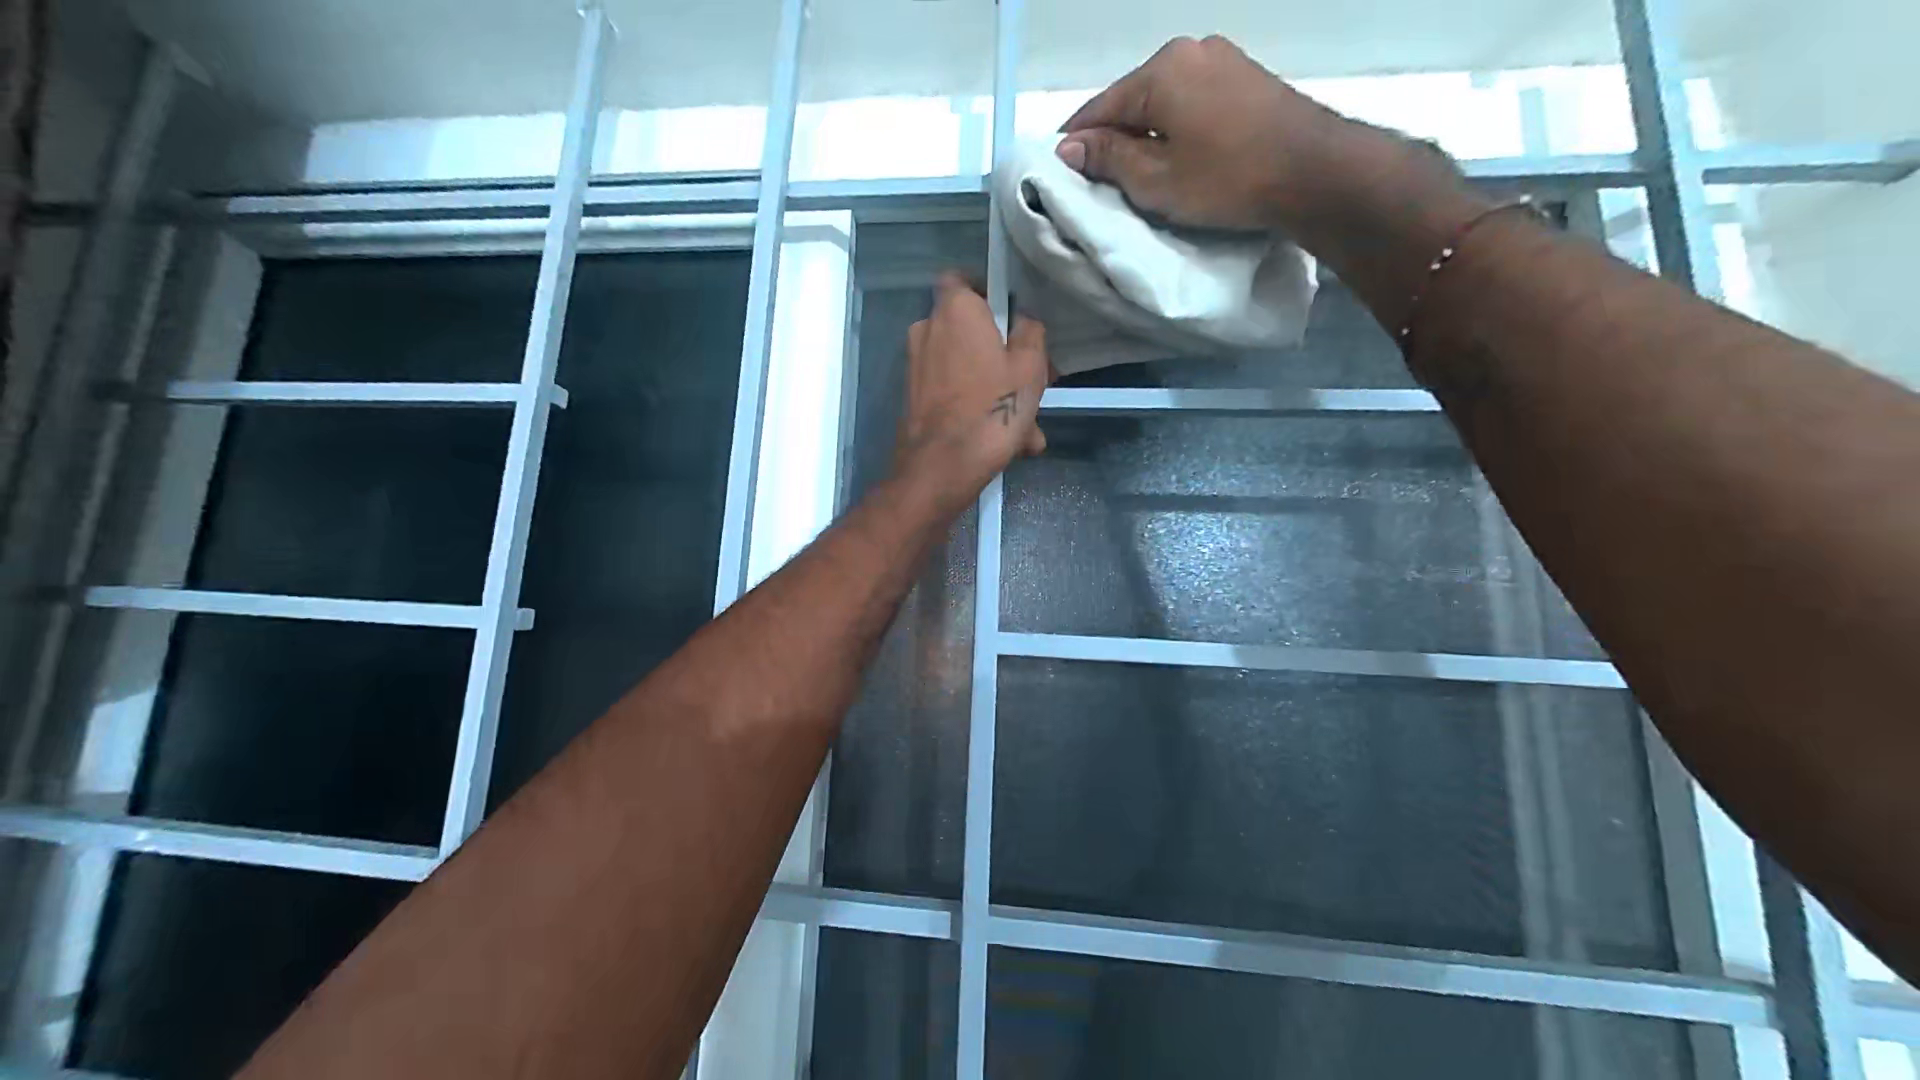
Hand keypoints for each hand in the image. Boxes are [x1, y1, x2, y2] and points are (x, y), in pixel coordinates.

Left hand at [895, 274, 1050, 512]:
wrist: (941, 468)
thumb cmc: (992, 409)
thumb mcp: (1029, 368)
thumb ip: (1031, 334)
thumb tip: (1024, 322)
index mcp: (955, 310)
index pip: (961, 278)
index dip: (985, 290)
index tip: (1008, 313)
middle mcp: (927, 330)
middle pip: (969, 331)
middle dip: (1002, 356)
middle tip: (1032, 383)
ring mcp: (916, 367)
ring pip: (966, 370)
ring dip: (996, 392)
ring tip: (1027, 431)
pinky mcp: (913, 399)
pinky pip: (954, 395)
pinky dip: (977, 410)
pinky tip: (1009, 444)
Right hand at [1056, 37, 1483, 250]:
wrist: (1313, 172)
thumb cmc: (1225, 179)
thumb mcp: (1155, 179)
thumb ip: (1108, 159)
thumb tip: (1068, 148)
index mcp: (1160, 70)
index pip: (1099, 108)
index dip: (1074, 142)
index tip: (1058, 172)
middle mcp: (1189, 50)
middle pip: (1130, 99)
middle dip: (1111, 138)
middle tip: (1098, 180)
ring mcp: (1221, 59)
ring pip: (1161, 100)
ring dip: (1143, 134)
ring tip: (1136, 173)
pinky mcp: (1244, 78)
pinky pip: (1189, 101)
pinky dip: (1172, 127)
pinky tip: (1173, 155)